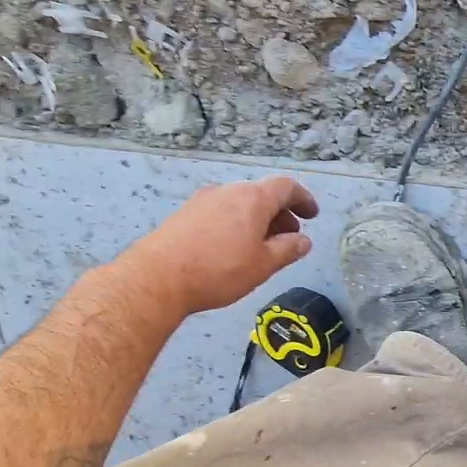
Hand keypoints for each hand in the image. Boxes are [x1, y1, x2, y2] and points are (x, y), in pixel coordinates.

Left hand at [115, 177, 319, 316]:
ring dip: (257, 220)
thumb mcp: (263, 264)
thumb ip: (288, 250)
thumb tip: (303, 241)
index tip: (312, 215)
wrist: (154, 280)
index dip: (303, 199)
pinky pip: (220, 212)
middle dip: (280, 214)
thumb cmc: (218, 270)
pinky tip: (232, 248)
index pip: (286, 187)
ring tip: (261, 246)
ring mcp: (202, 201)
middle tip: (288, 237)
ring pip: (239, 204)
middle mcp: (227, 192)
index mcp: (252, 199)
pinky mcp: (183, 215)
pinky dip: (236, 223)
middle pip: (261, 194)